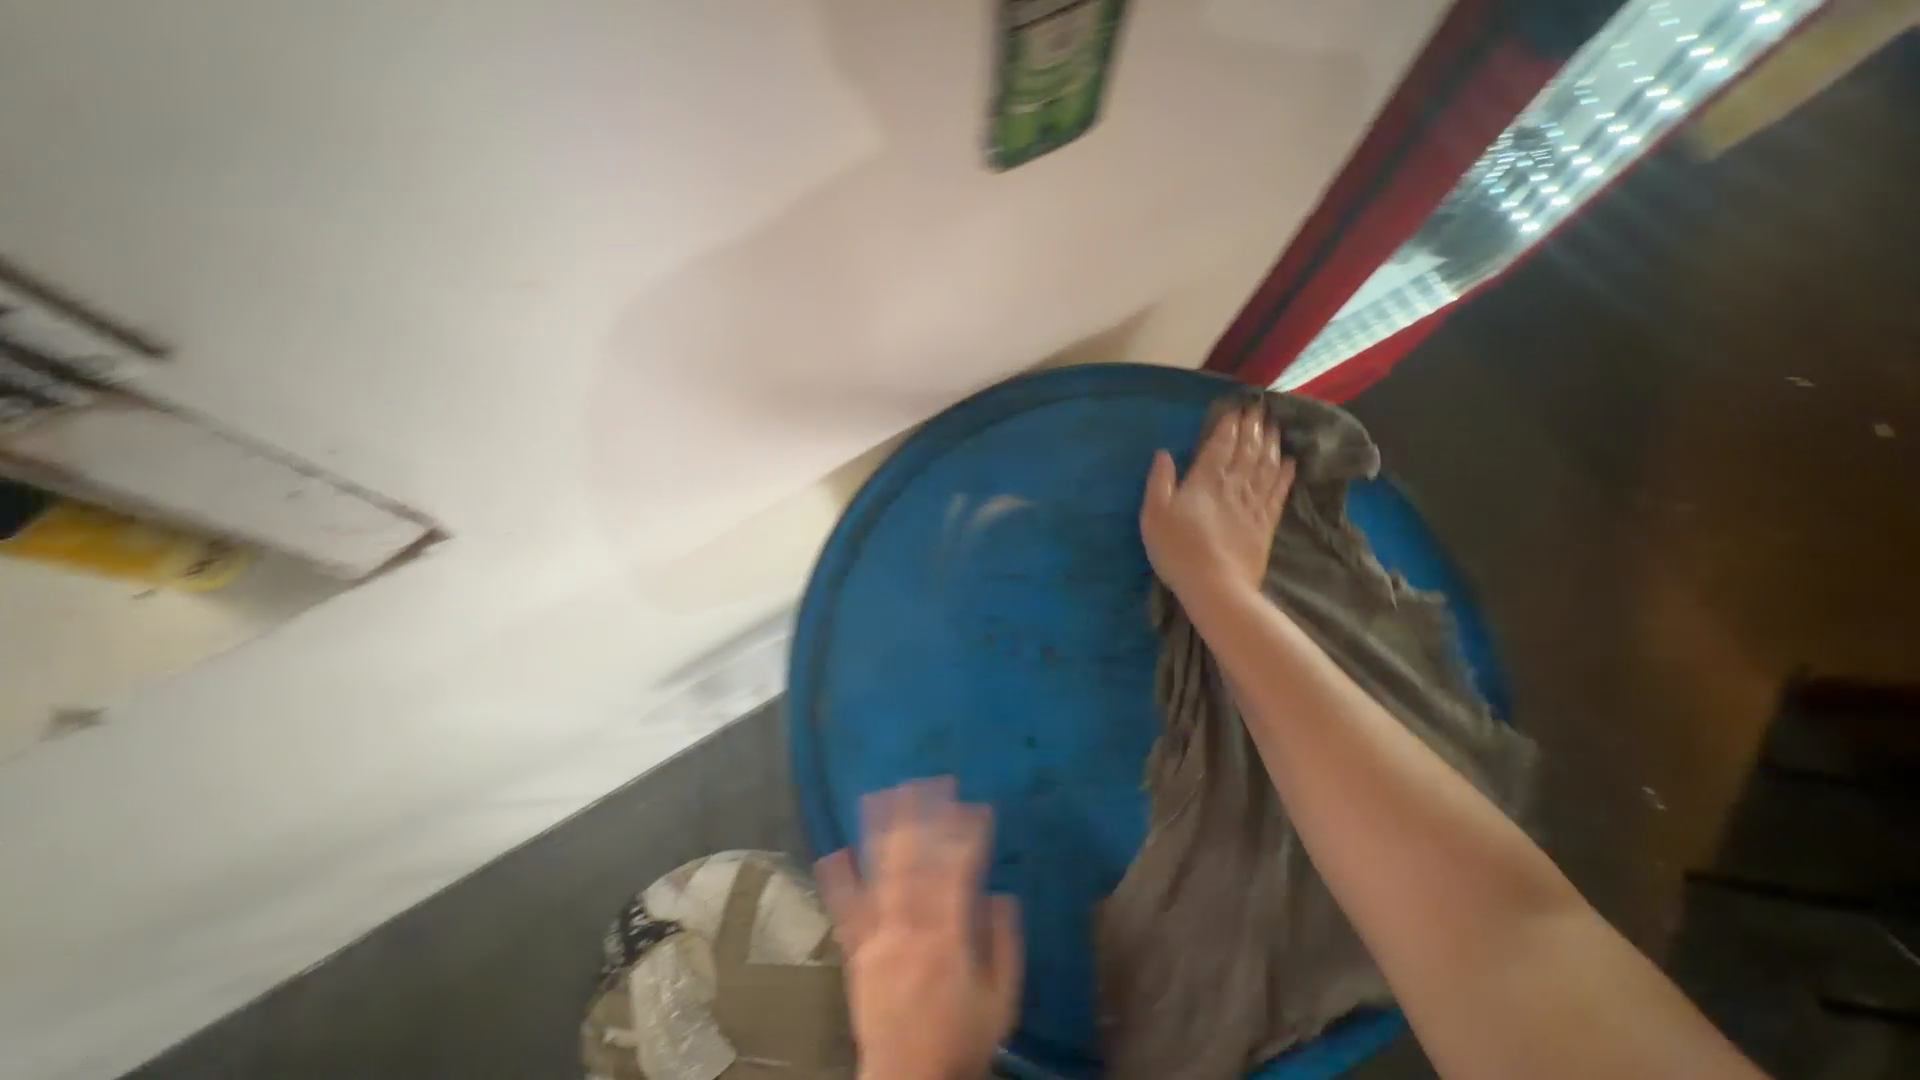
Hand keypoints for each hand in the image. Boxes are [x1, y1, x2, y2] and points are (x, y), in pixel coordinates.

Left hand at [817, 779, 1022, 1079]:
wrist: (909, 1079)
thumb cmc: (962, 1039)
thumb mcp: (1001, 998)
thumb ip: (1003, 943)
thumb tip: (1000, 894)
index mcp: (948, 938)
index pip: (958, 873)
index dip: (966, 835)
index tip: (975, 805)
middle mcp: (909, 929)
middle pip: (914, 862)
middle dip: (922, 817)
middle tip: (929, 780)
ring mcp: (877, 938)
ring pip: (879, 874)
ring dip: (881, 831)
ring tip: (883, 793)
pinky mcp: (856, 952)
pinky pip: (845, 911)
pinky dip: (839, 879)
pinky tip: (834, 850)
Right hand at [1140, 399, 1295, 606]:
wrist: (1216, 585)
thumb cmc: (1177, 550)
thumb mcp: (1154, 515)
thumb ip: (1160, 481)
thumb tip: (1163, 453)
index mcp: (1204, 481)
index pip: (1220, 445)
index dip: (1229, 425)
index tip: (1237, 407)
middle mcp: (1233, 486)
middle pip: (1247, 450)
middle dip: (1253, 428)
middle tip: (1260, 409)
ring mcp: (1253, 504)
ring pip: (1266, 466)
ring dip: (1271, 444)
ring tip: (1275, 427)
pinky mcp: (1266, 524)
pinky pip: (1278, 492)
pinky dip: (1285, 475)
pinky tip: (1290, 462)